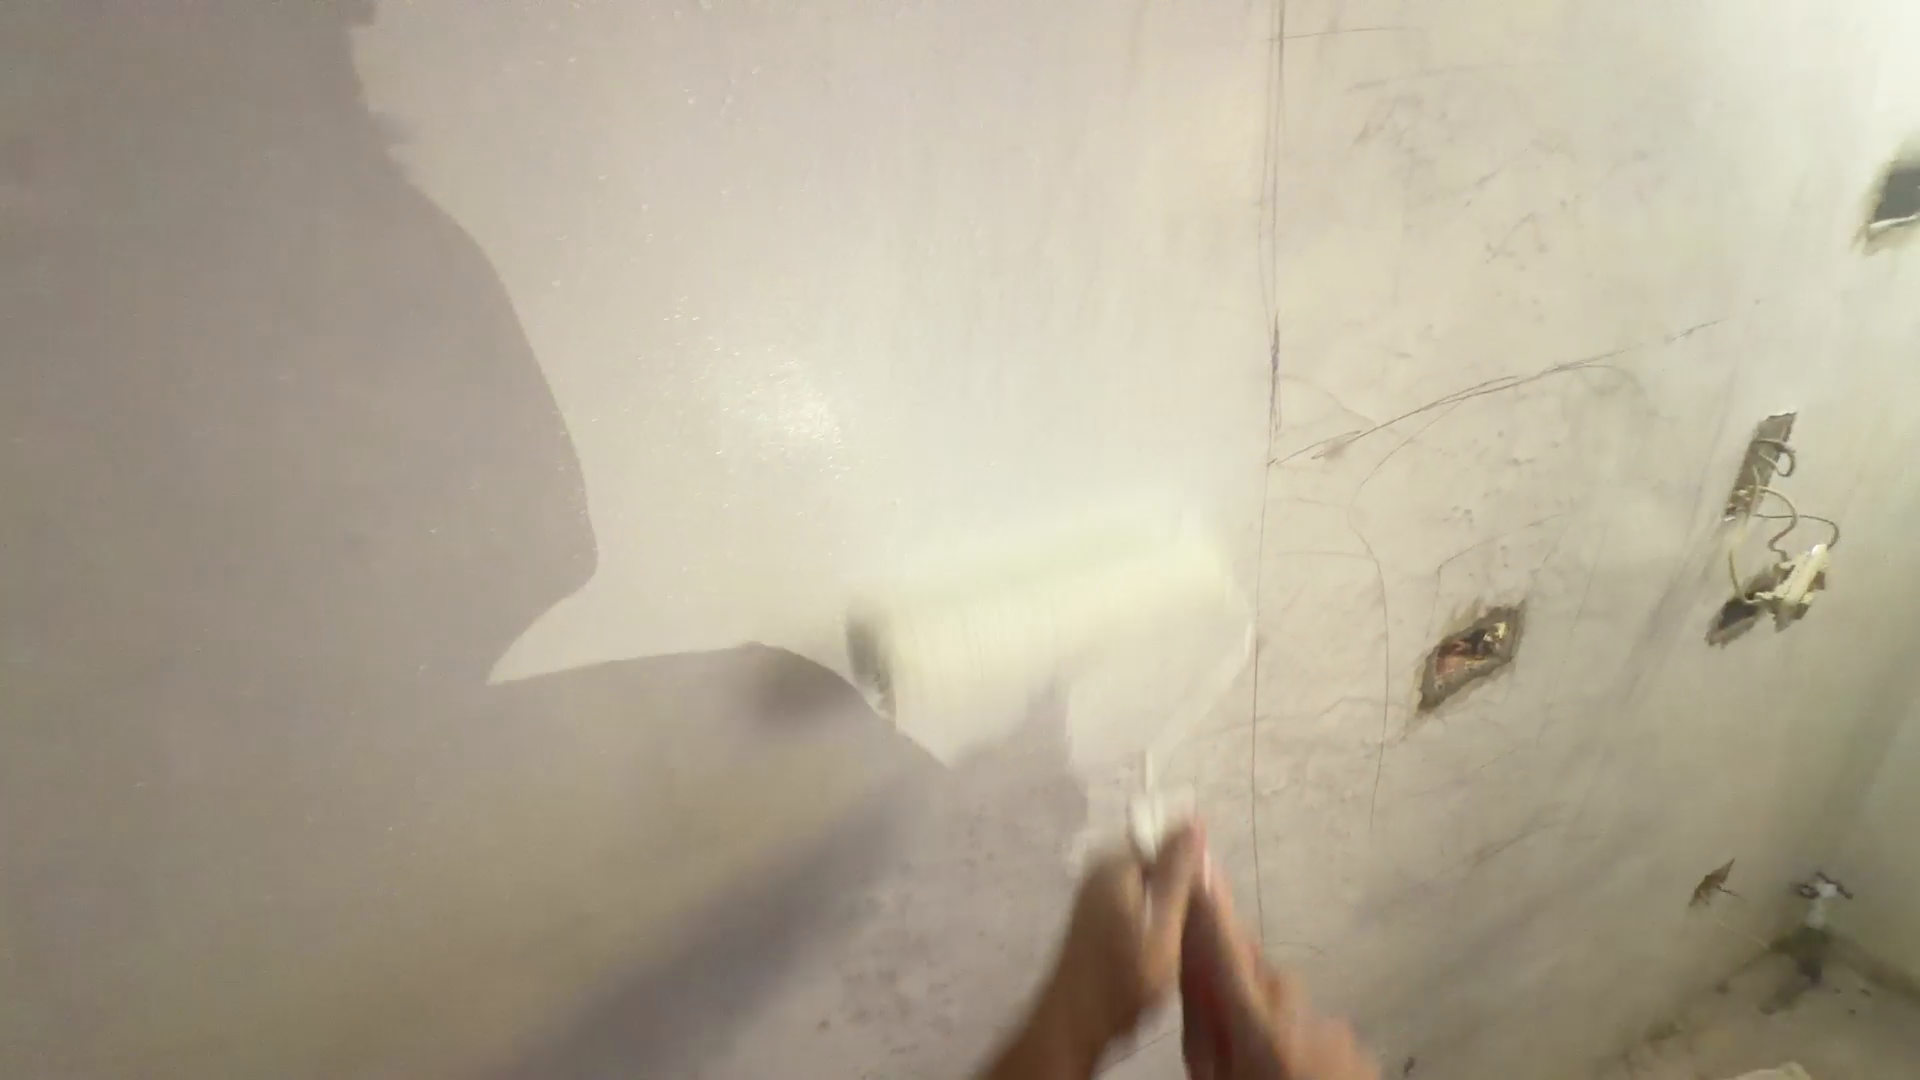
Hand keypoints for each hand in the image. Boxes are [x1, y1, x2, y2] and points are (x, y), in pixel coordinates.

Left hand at [979, 823, 1205, 1079]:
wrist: (1074, 1022)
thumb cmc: (1123, 978)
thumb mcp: (1162, 926)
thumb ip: (1177, 873)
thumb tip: (1193, 820)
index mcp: (1114, 863)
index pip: (1163, 842)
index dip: (1189, 870)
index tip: (1203, 902)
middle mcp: (1099, 869)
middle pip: (1154, 864)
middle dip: (1178, 891)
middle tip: (1191, 927)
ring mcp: (1092, 891)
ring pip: (1146, 887)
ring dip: (1166, 910)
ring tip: (1178, 941)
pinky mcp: (1092, 914)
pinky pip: (1133, 902)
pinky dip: (1151, 921)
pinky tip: (1159, 949)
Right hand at [1180, 876, 1376, 1079]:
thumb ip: (1202, 1027)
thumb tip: (1191, 975)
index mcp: (1258, 1027)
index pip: (1223, 944)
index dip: (1208, 899)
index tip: (1197, 854)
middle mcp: (1299, 1013)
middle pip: (1252, 969)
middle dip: (1232, 979)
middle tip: (1223, 1024)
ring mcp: (1334, 1029)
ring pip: (1282, 998)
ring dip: (1266, 1014)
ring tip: (1264, 1065)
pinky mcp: (1356, 1045)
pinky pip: (1312, 1023)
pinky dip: (1298, 1037)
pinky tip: (1296, 1073)